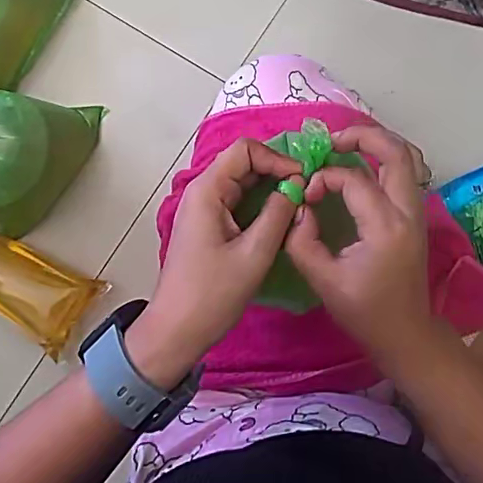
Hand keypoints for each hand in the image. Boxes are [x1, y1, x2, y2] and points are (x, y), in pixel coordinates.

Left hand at [127, 139, 301, 388]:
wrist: (175, 332)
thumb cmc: (212, 295)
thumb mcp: (253, 254)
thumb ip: (278, 214)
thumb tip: (297, 185)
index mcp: (207, 191)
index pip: (245, 150)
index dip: (277, 158)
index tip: (302, 179)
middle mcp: (203, 191)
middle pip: (244, 162)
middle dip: (277, 170)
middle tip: (307, 189)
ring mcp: (205, 208)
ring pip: (243, 181)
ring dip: (271, 186)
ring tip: (299, 201)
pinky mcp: (210, 224)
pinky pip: (239, 200)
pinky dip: (261, 202)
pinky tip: (281, 217)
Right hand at [283, 125, 437, 358]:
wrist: (406, 333)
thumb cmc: (365, 312)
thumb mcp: (323, 281)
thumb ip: (302, 240)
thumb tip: (301, 206)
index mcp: (385, 227)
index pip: (354, 179)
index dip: (325, 178)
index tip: (307, 195)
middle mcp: (407, 211)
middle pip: (395, 151)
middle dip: (361, 135)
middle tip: (330, 141)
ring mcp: (417, 211)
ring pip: (408, 156)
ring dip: (378, 142)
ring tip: (346, 145)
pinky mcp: (416, 214)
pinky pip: (408, 170)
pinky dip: (386, 156)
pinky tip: (363, 162)